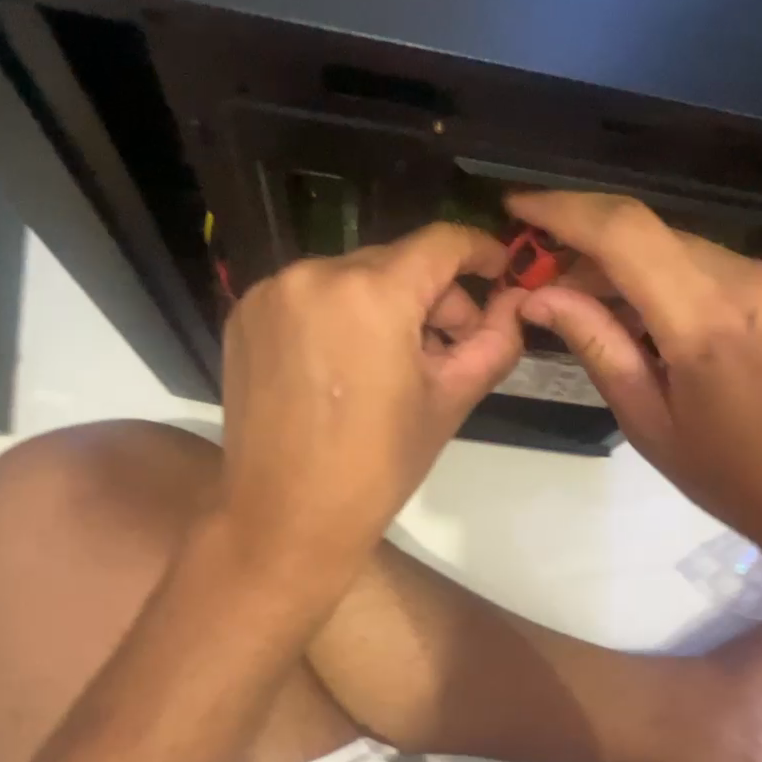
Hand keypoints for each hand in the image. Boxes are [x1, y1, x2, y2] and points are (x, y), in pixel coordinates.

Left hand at [219, 223, 527, 575]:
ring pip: (351, 277)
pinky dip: (338, 315)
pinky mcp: (244, 314)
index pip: (441, 243)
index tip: (499, 269)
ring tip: (393, 363)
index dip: (479, 250)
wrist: (285, 518)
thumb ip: (494, 342)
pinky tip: (345, 366)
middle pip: (395, 261)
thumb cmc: (377, 466)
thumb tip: (517, 304)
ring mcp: (272, 293)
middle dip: (432, 295)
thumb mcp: (449, 401)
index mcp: (372, 294)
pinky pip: (310, 296)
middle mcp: (315, 274)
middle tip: (448, 347)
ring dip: (384, 305)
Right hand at [507, 193, 761, 576]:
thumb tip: (539, 296)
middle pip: (656, 236)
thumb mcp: (652, 426)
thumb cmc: (740, 483)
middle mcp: (756, 280)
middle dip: (596, 249)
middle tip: (553, 281)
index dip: (563, 209)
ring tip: (612, 311)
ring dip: (644, 270)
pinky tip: (676, 325)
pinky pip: (730, 268)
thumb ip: (598, 347)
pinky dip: (689, 283)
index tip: (519, 207)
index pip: (624, 231)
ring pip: (693, 251)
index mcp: (708, 323)